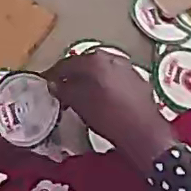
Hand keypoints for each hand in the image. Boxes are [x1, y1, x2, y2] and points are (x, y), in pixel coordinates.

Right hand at [46, 53, 177, 170]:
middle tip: (62, 87)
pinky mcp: (138, 80)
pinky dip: (103, 83)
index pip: (67, 63)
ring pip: (101, 69)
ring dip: (89, 79)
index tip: (47, 82)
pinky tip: (100, 97)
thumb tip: (55, 84)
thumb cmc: (108, 117)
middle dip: (72, 74)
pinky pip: (114, 77)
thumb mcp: (79, 104)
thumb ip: (64, 90)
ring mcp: (127, 68)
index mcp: (95, 60)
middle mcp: (113, 58)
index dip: (54, 74)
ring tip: (79, 93)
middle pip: (85, 63)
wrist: (143, 132)